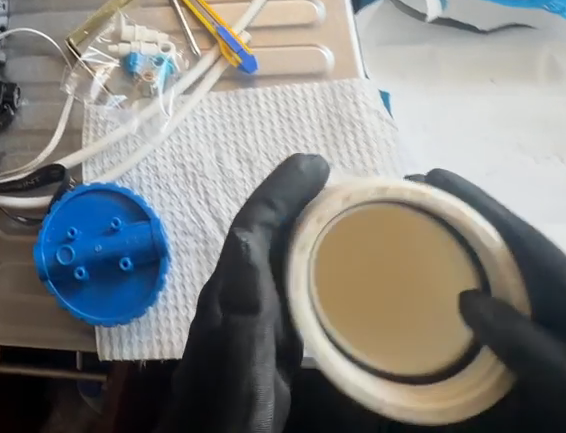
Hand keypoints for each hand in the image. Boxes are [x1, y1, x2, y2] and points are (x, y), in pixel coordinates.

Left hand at [158, 153, 329, 432]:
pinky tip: (330, 273)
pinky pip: (290, 288)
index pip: (255, 224)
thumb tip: (247, 238)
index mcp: (233, 289)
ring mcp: (252, 316)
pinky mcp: (267, 343)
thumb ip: (242, 303)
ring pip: (278, 256)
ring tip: (337, 209)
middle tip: (331, 177)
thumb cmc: (228, 402)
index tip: (314, 163)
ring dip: (302, 227)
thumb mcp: (240, 354)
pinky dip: (309, 267)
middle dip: (293, 200)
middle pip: (266, 233)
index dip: (280, 190)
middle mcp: (239, 292)